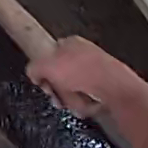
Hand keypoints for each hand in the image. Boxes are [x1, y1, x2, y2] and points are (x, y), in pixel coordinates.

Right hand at [26, 36, 147, 118]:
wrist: (114, 88)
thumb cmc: (81, 72)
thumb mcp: (45, 66)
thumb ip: (34, 67)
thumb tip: (33, 73)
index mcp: (71, 42)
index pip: (49, 54)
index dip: (43, 70)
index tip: (43, 83)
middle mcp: (84, 53)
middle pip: (60, 75)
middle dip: (57, 89)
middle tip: (57, 97)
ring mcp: (96, 69)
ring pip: (73, 88)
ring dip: (69, 99)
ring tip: (73, 102)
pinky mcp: (105, 85)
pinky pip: (87, 97)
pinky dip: (84, 103)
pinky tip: (86, 105)